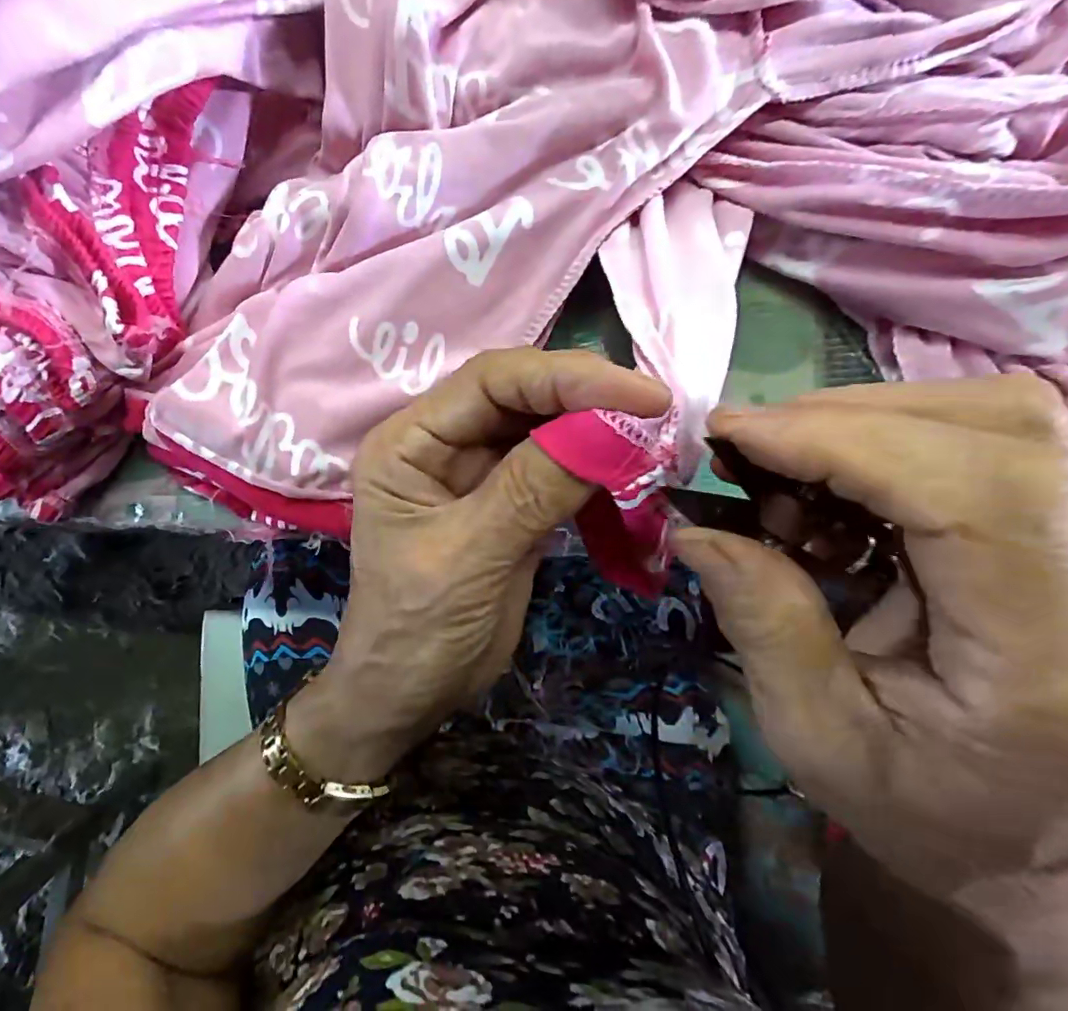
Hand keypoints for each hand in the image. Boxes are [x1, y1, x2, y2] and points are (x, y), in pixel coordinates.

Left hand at [288, 349, 669, 782]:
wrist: (410, 691)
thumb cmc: (417, 628)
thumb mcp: (471, 555)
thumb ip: (532, 488)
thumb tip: (612, 425)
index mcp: (407, 442)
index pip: (488, 381)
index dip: (563, 376)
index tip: (640, 395)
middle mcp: (437, 443)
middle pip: (517, 395)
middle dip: (586, 396)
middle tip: (660, 412)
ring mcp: (472, 471)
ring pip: (541, 426)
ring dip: (596, 427)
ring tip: (656, 436)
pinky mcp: (504, 501)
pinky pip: (553, 466)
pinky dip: (593, 464)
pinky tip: (630, 469)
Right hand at [672, 376, 1067, 902]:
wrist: (1013, 854)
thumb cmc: (910, 812)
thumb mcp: (812, 735)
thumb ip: (762, 621)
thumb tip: (695, 525)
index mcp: (1061, 669)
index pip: (982, 495)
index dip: (846, 441)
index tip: (733, 436)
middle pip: (1011, 433)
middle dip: (850, 418)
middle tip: (744, 447)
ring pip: (1013, 425)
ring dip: (871, 422)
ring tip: (783, 469)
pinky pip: (997, 452)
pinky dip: (892, 445)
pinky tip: (832, 492)